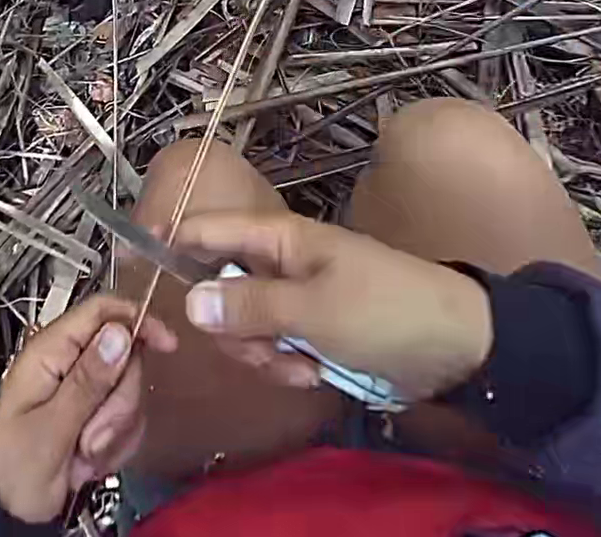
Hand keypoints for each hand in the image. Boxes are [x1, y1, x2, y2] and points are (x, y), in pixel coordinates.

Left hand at [0, 295, 177, 522]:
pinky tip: (91, 458)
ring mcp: (84, 385)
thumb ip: (86, 381)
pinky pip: (128, 415)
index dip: (137, 319)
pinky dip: (117, 441)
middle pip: (124, 353)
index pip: (102, 311)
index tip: (165, 343)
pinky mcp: (95, 409)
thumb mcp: (48, 428)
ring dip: (116, 426)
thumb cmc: (11, 469)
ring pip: (129, 387)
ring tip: (84, 452)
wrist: (5, 512)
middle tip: (93, 435)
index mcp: (51, 351)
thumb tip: (118, 334)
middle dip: (120, 399)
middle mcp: (70, 360)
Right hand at [172, 212, 492, 399]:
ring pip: (244, 323)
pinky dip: (286, 362)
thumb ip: (249, 306)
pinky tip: (315, 371)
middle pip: (220, 288)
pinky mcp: (308, 326)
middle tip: (267, 348)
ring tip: (303, 363)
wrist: (458, 345)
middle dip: (235, 327)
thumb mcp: (314, 311)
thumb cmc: (385, 311)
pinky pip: (273, 344)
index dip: (173, 239)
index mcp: (277, 239)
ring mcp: (292, 295)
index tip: (142, 260)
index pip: (209, 229)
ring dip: (264, 351)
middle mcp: (277, 262)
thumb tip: (189, 301)